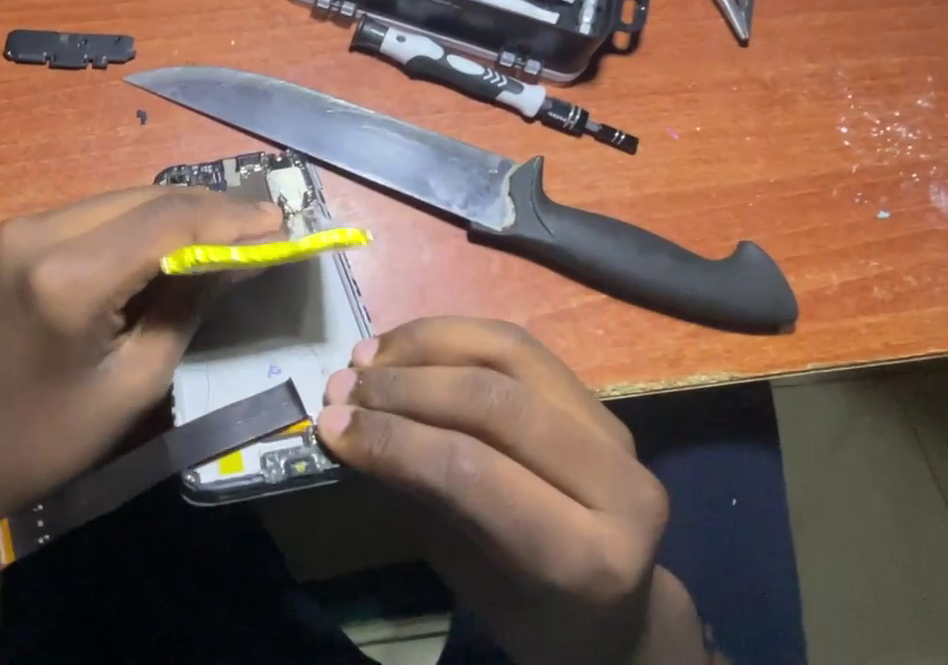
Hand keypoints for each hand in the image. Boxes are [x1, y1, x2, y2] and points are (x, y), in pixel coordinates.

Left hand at [0, 184, 284, 524]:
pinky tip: (173, 241)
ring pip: (121, 202)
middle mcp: (38, 232)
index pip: (167, 222)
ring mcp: (20, 229)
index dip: (230, 218)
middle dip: (210, 210)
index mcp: (65, 276)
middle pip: (145, 200)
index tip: (281, 223)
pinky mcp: (15, 237)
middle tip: (265, 225)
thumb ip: (188, 308)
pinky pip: (95, 216)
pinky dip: (140, 225)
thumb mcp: (132, 384)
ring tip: (231, 231)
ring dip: (177, 214)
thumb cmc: (44, 441)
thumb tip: (240, 258)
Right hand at [317, 318, 706, 664]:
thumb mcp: (466, 574)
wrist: (610, 610)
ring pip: (508, 354)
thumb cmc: (525, 609)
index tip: (330, 427)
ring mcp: (612, 429)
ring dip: (422, 347)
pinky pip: (516, 346)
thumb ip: (421, 496)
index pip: (475, 474)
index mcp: (588, 558)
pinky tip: (401, 346)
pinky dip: (449, 337)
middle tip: (340, 389)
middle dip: (403, 389)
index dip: (395, 441)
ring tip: (363, 358)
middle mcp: (618, 484)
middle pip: (495, 403)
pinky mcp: (595, 398)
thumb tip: (349, 429)